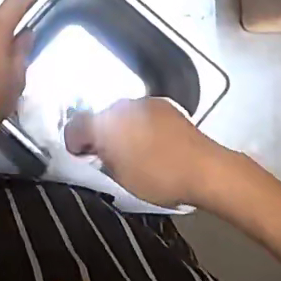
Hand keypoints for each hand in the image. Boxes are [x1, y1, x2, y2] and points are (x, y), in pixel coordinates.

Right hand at [63, 97, 235, 208]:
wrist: (206, 170)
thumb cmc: (159, 177)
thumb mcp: (119, 177)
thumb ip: (101, 160)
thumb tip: (97, 152)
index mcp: (105, 123)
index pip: (75, 126)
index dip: (74, 143)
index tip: (81, 157)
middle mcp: (123, 106)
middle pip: (99, 118)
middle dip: (99, 135)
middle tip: (105, 158)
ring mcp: (146, 103)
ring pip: (122, 115)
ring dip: (121, 130)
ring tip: (131, 153)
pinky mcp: (166, 107)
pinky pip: (142, 115)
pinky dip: (140, 127)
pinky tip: (151, 145)